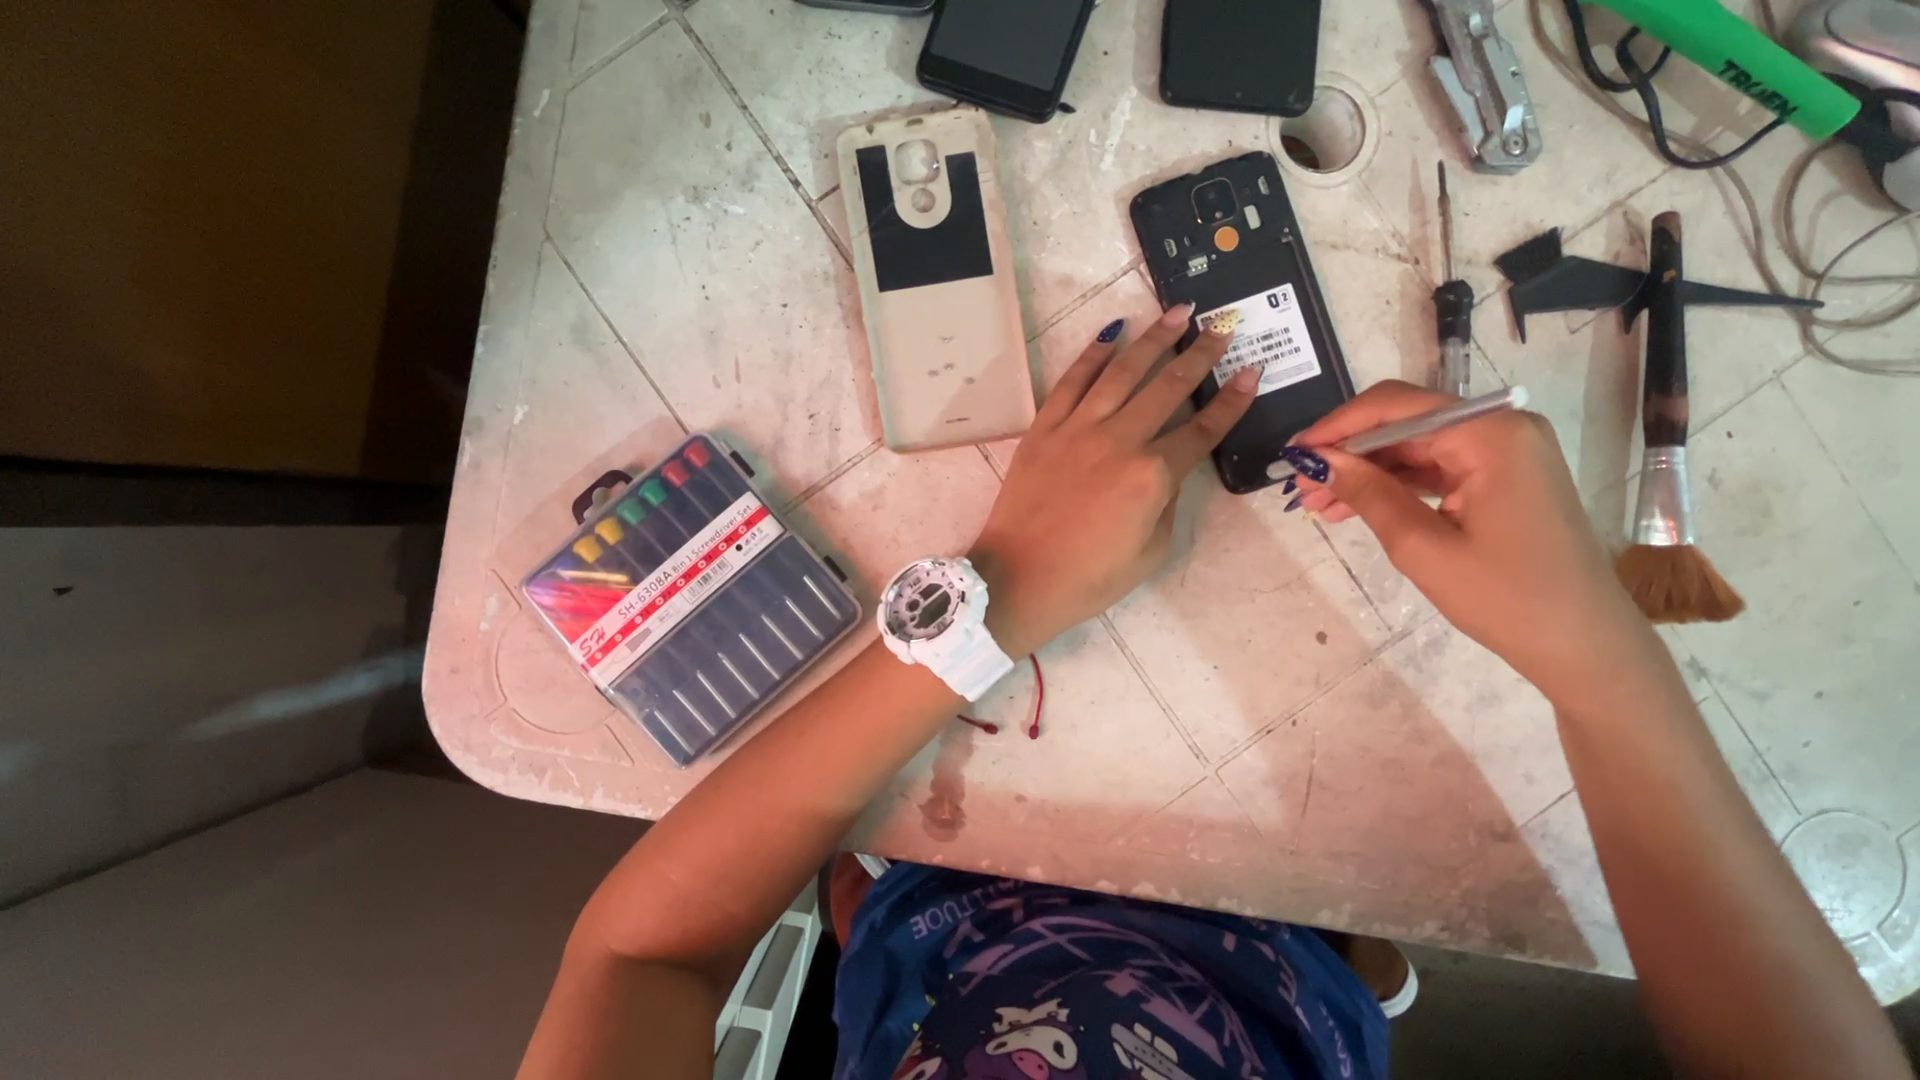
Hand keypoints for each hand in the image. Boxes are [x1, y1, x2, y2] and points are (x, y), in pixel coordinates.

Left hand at [969, 305, 1259, 655]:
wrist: (1018, 580)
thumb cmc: (1089, 579)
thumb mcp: (1151, 550)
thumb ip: (1168, 500)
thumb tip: (1170, 466)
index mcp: (1153, 476)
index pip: (1202, 430)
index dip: (1231, 402)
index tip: (1251, 372)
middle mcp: (1119, 441)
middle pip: (1167, 388)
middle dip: (1200, 354)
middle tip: (1220, 328)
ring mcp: (1077, 429)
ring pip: (1122, 372)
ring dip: (1153, 339)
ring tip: (1176, 313)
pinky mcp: (1044, 428)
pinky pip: (1071, 381)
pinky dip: (1092, 354)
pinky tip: (1111, 333)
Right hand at [1287, 380, 1652, 700]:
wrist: (1583, 645)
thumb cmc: (1505, 598)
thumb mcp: (1422, 547)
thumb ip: (1368, 494)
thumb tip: (1316, 461)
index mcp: (1490, 434)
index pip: (1395, 406)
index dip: (1336, 427)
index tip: (1292, 455)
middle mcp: (1501, 428)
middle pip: (1404, 423)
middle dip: (1347, 453)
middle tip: (1300, 488)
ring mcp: (1506, 452)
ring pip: (1414, 447)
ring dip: (1365, 472)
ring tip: (1318, 505)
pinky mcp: (1503, 477)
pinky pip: (1436, 468)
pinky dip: (1394, 485)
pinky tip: (1355, 506)